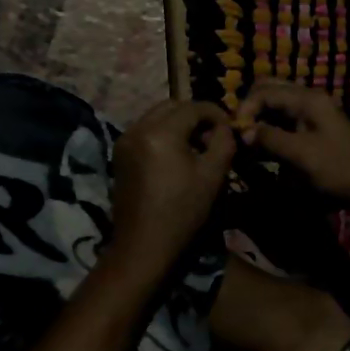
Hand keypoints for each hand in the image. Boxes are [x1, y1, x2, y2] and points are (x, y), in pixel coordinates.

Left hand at [110, 100, 235, 268]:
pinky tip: (177, 155)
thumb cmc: (183, 211)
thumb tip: (224, 126)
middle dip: (195, 115)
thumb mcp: (213, 175)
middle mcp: (138, 129)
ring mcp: (124, 140)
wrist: (144, 245)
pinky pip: (146, 130)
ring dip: (179, 123)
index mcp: (161, 133)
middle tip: (212, 135)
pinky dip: (164, 133)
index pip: (194, 107)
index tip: (229, 128)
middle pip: (172, 105)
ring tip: (196, 146)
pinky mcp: (120, 153)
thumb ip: (224, 142)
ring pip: (157, 116)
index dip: (215, 113)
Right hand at [236, 81, 349, 203]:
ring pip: (278, 105)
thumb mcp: (300, 154)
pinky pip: (287, 119)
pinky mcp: (315, 128)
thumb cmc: (337, 167)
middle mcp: (310, 99)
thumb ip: (270, 138)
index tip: (235, 132)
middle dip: (252, 108)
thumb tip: (242, 131)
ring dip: (261, 118)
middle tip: (239, 131)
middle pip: (271, 91)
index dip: (246, 108)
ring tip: (247, 140)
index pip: (265, 91)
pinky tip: (262, 144)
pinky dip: (272, 128)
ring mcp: (314, 113)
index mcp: (308, 99)